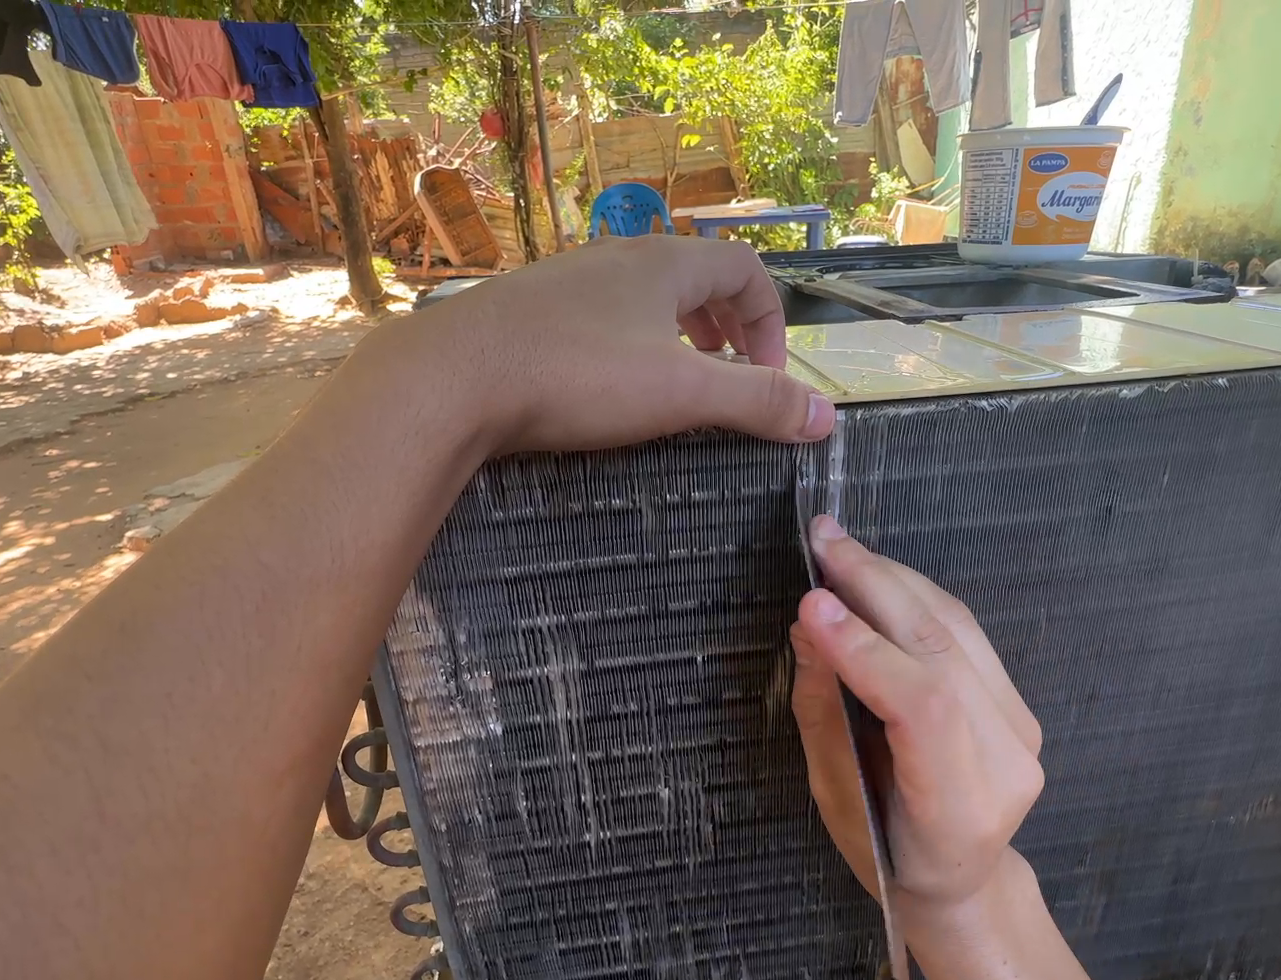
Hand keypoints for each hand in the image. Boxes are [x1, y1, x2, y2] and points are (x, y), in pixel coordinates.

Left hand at [364, 234, 833, 454]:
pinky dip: (626, 347)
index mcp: (664, 263)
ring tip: (678, 380)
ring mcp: (567, 282)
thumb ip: (757, 401)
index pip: (745, 270)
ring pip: (643, 297)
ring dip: (676, 336)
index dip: (770, 322)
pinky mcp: (528, 312)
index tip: (767, 378)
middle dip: (727, 326)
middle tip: (732, 374)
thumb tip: (828, 419)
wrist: (452, 378)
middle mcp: (617, 259)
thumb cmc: (578, 376)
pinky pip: (598, 318)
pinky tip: (607, 387)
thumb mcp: (681, 393)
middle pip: (695, 277)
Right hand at [789, 515, 1044, 919]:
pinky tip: (876, 572)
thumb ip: (822, 711)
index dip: (866, 648)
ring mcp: (1021, 725)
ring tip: (839, 545)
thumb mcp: (834, 794)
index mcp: (959, 807)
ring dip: (892, 576)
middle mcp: (1007, 760)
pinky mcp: (1016, 699)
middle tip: (822, 538)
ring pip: (956, 626)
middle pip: (943, 649)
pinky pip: (964, 629)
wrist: (961, 873)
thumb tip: (808, 627)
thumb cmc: (883, 847)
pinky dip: (914, 592)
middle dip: (874, 584)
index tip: (811, 603)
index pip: (923, 708)